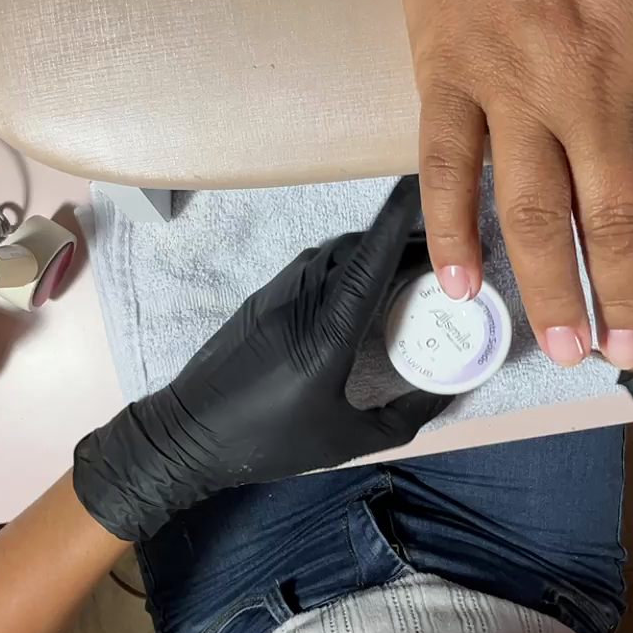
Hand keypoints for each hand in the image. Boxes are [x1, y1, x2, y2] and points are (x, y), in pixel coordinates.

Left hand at [74, 178, 450, 541]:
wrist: (187, 437)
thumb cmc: (270, 443)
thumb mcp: (347, 442)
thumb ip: (403, 417)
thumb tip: (445, 392)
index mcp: (325, 335)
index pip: (369, 264)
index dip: (398, 224)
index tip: (423, 189)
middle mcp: (300, 302)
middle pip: (355, 250)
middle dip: (397, 238)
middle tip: (437, 248)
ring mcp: (275, 296)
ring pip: (330, 253)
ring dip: (369, 248)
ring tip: (403, 263)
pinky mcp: (259, 300)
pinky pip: (310, 267)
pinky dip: (343, 262)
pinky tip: (358, 282)